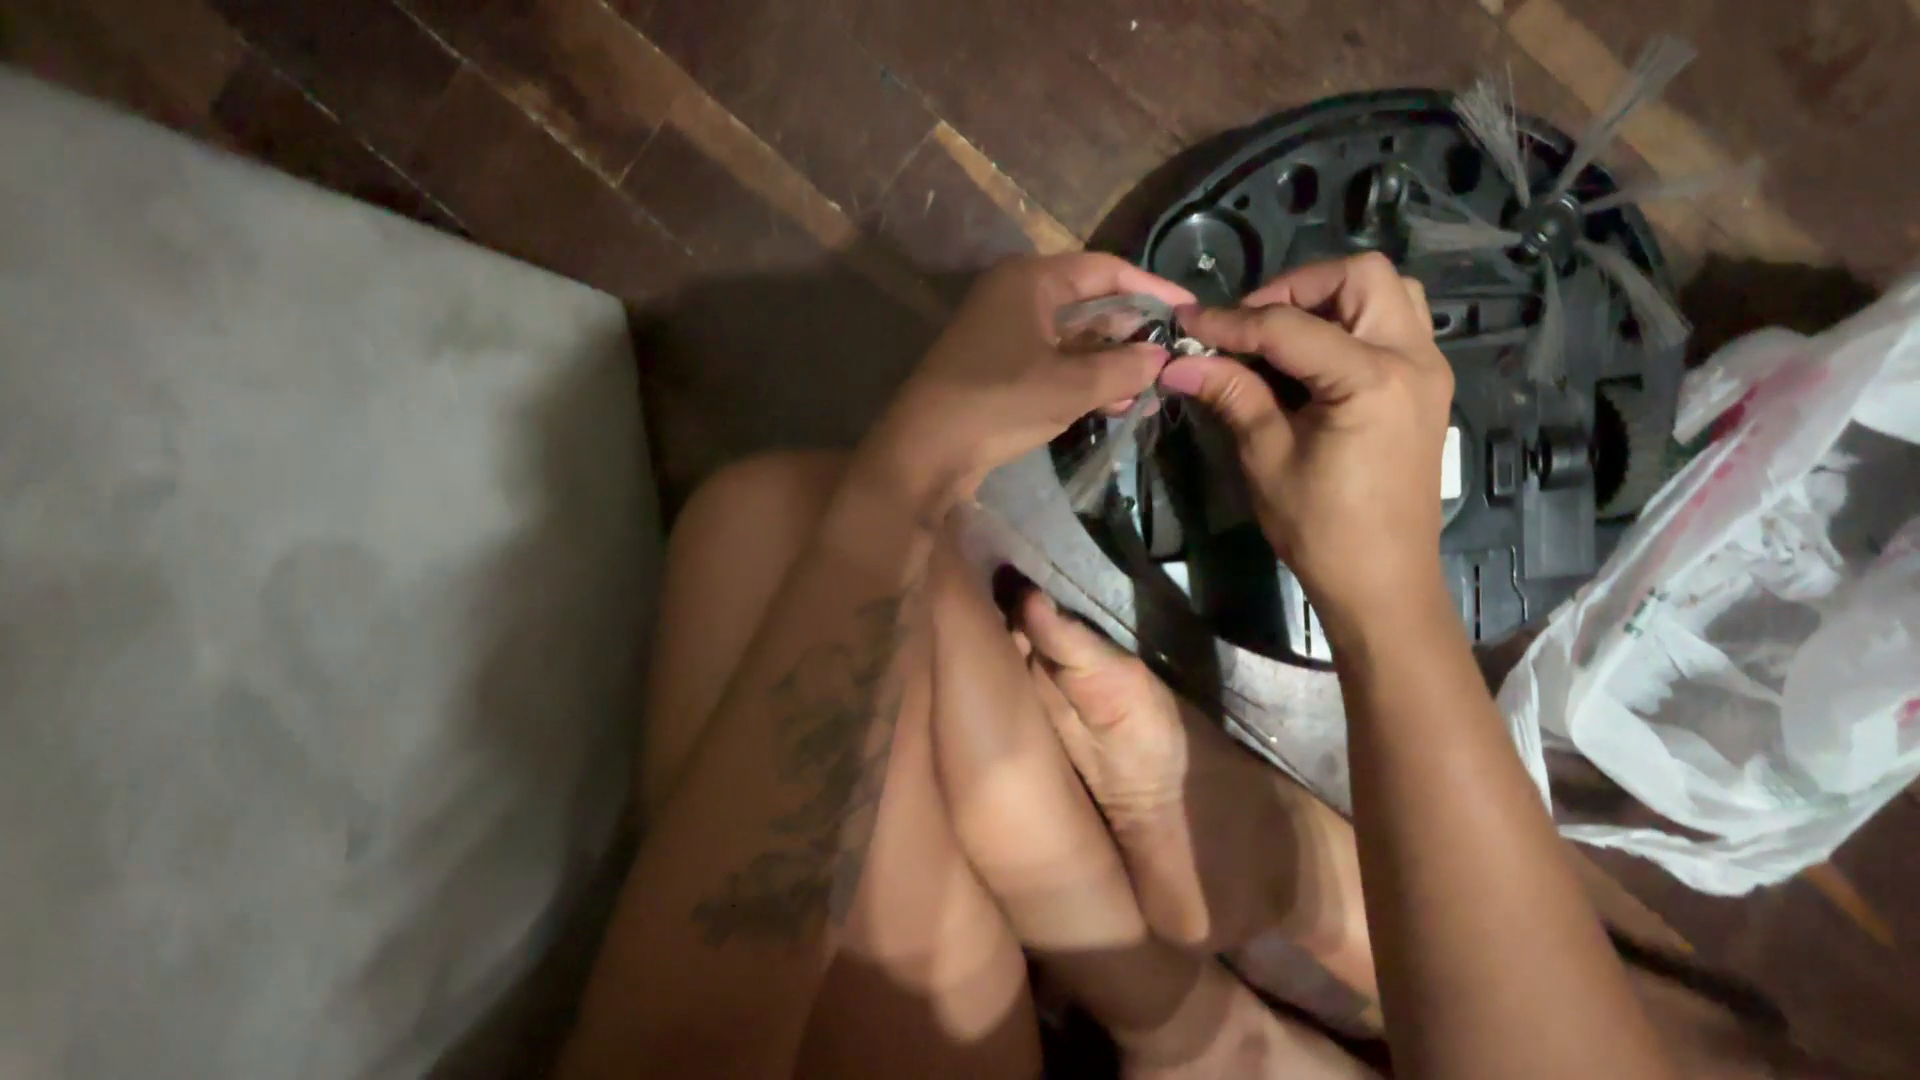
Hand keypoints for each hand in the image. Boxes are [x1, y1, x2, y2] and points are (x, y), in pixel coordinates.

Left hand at [856, 254, 1193, 516]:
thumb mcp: (1070, 386)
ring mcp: (1004, 333)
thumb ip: (1122, 368)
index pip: (1105, 270)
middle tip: (1174, 355)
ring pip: (1072, 338)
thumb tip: (1160, 358)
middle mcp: (1016, 296)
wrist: (923, 451)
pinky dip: (1084, 379)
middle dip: (1131, 331)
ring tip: (1153, 388)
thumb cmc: (997, 403)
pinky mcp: (998, 368)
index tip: (1189, 311)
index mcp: (1030, 280)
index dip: (1151, 288)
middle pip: (1089, 302)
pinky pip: (1053, 363)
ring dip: (1110, 362)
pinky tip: (1118, 402)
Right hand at [1156, 253, 1453, 630]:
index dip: (1232, 322)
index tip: (1189, 324)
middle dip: (1296, 287)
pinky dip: (1352, 321)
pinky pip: (1395, 324)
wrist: (1382, 580)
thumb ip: (1231, 395)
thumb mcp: (1266, 458)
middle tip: (1250, 324)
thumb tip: (1178, 363)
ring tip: (1282, 334)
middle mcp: (1413, 358)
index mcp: (1371, 379)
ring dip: (1330, 298)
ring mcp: (1428, 370)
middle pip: (1360, 276)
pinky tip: (1312, 358)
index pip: (1290, 326)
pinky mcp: (1425, 386)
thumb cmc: (1321, 528)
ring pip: (1386, 292)